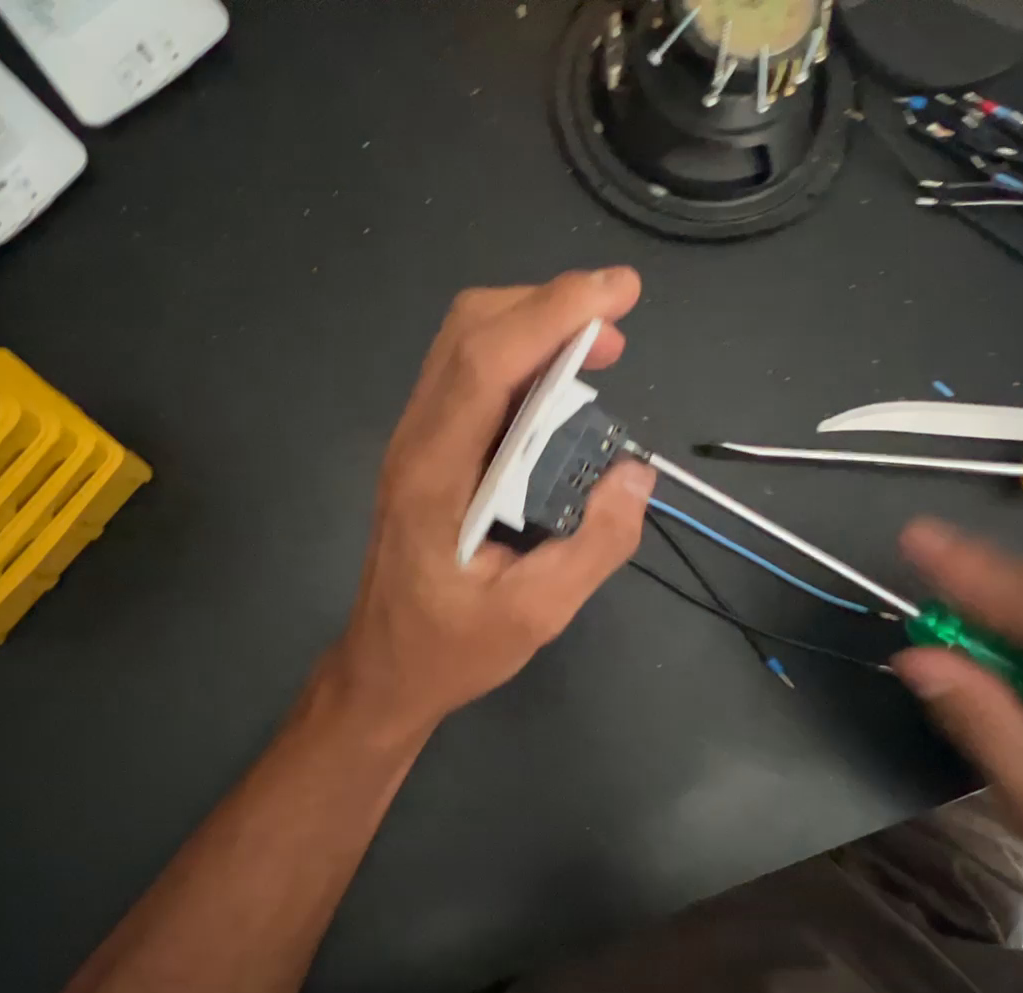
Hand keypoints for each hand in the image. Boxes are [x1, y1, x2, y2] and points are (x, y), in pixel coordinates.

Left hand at [321, 269, 656, 737]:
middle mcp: (417, 440)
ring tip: (597, 349)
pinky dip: (517, 354)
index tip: (619, 293)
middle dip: (546, 305)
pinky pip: (468, 374)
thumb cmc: (451, 647)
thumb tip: (636, 475)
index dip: (553, 313)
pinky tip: (557, 384)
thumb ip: (593, 547)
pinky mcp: (426, 450)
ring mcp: (415, 441)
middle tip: (616, 328)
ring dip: (532, 324)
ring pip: (463, 344)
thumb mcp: (535, 616)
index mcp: (436, 473)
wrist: (386, 668)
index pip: (486, 362)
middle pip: (469, 331)